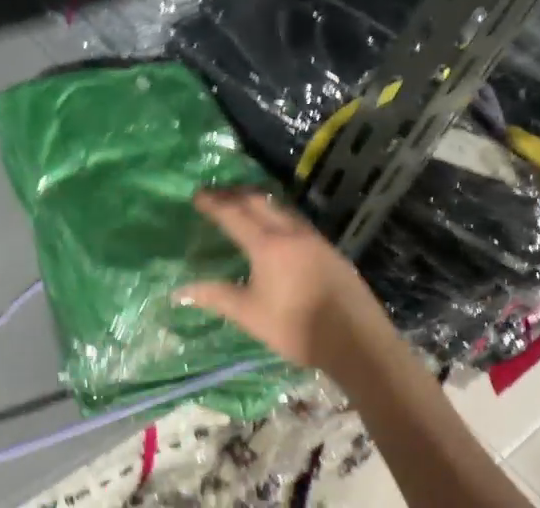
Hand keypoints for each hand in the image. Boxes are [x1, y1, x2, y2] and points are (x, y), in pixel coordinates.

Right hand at [174, 188, 392, 374]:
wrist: (360, 345)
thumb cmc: (299, 330)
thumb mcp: (250, 315)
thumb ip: (216, 296)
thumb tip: (179, 291)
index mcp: (267, 245)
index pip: (233, 214)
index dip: (213, 203)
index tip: (196, 195)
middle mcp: (291, 233)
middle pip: (258, 201)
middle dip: (234, 194)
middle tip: (216, 195)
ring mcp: (315, 240)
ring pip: (281, 208)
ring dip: (259, 202)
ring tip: (243, 206)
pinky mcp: (331, 251)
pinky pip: (297, 221)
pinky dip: (278, 215)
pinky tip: (277, 230)